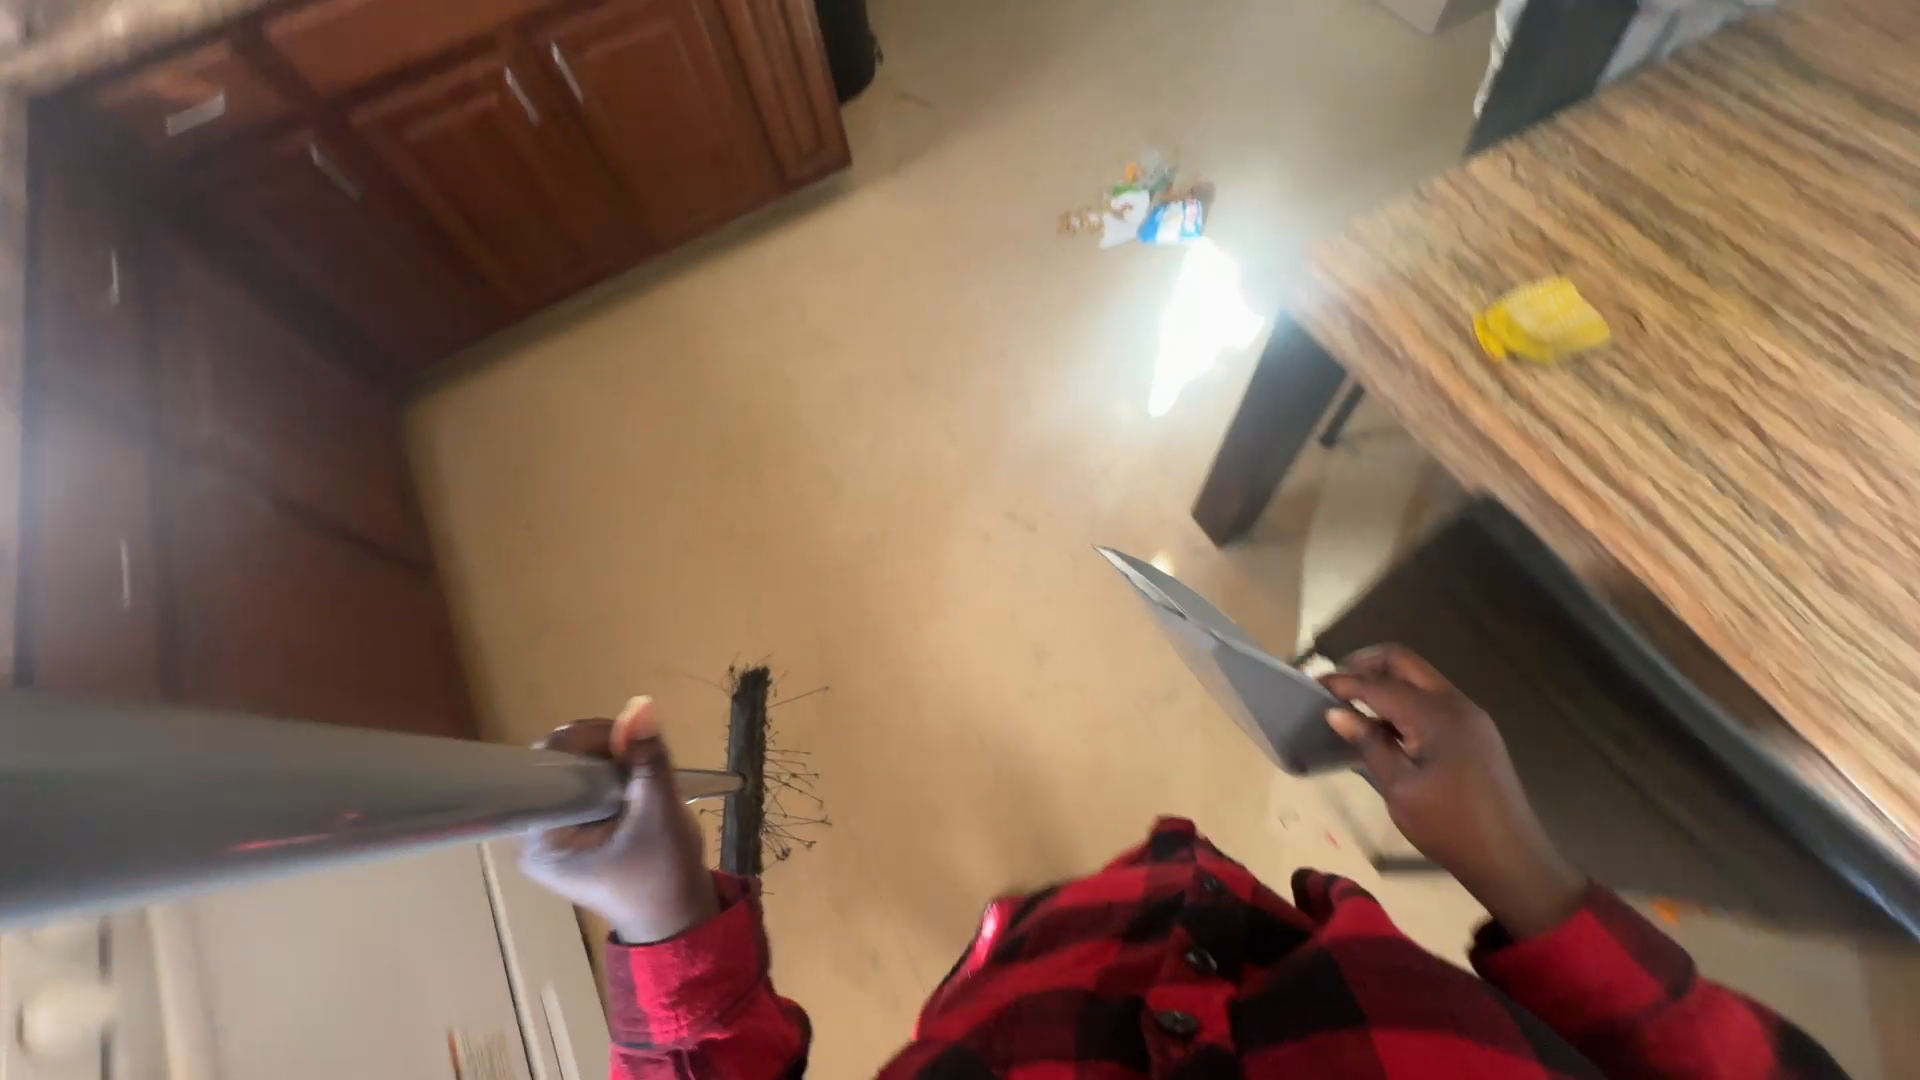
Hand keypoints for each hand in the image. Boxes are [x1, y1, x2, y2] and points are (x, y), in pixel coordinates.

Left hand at [519, 696, 717, 943]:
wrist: (677, 915)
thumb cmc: (663, 873)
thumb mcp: (660, 811)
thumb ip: (647, 759)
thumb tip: (640, 706)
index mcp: (540, 838)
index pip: (542, 767)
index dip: (581, 742)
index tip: (623, 741)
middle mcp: (533, 834)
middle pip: (555, 764)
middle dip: (600, 750)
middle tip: (638, 754)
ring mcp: (552, 832)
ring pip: (572, 770)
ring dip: (608, 760)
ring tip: (641, 770)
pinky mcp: (571, 829)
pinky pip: (582, 784)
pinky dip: (609, 773)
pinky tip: (633, 781)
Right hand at [1320, 644, 1585, 937]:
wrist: (1512, 863)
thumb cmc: (1450, 827)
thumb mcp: (1399, 788)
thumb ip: (1368, 743)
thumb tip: (1336, 712)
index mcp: (1437, 717)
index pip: (1379, 684)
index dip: (1343, 681)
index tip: (1312, 685)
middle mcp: (1456, 705)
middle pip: (1403, 662)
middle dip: (1364, 665)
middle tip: (1335, 685)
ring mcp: (1469, 717)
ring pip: (1419, 678)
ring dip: (1384, 681)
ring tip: (1353, 704)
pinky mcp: (1474, 732)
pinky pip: (1431, 699)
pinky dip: (1402, 700)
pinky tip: (1383, 726)